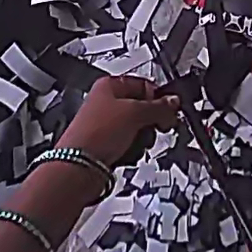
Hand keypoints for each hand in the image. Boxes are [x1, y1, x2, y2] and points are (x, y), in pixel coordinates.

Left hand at [56, 76, 178, 164]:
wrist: (79, 167)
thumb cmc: (96, 133)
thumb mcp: (135, 113)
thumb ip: (158, 107)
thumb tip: (173, 102)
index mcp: (109, 85)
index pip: (143, 84)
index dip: (158, 97)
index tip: (170, 109)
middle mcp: (106, 103)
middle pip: (142, 108)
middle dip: (151, 121)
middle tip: (155, 127)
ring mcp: (106, 125)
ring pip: (137, 128)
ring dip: (142, 138)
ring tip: (136, 143)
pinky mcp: (107, 146)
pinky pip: (129, 144)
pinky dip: (132, 150)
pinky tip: (128, 153)